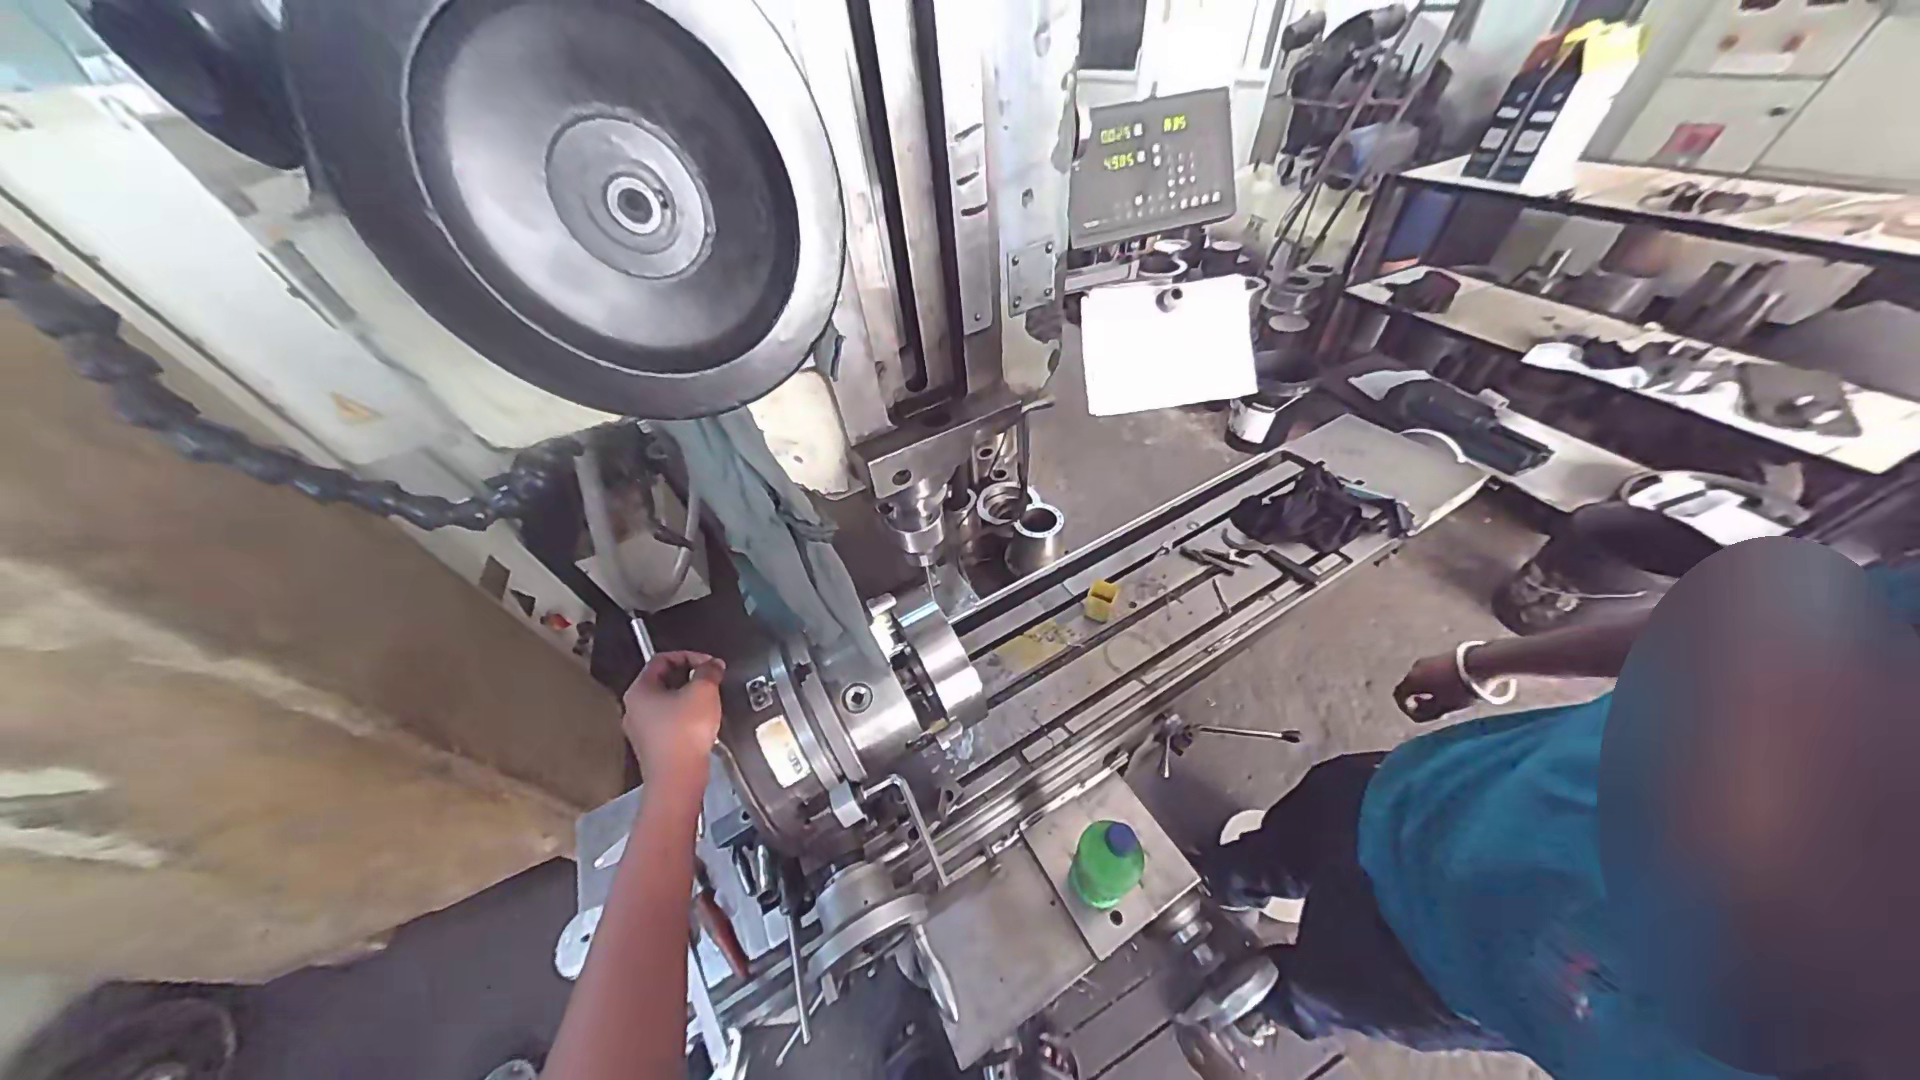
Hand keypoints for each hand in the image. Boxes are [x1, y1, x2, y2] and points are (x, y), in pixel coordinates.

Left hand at [622, 651, 726, 781]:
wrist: (678, 776)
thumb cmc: (684, 732)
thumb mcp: (703, 691)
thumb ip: (709, 671)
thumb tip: (713, 665)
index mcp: (639, 690)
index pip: (661, 659)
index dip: (688, 655)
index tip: (708, 662)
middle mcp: (634, 709)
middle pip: (663, 680)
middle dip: (690, 675)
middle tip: (711, 679)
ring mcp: (642, 729)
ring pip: (667, 701)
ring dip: (689, 695)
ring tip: (710, 699)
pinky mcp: (654, 745)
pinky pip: (670, 721)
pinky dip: (687, 715)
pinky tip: (703, 721)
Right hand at [1394, 652, 1473, 722]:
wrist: (1482, 662)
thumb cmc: (1461, 688)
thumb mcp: (1445, 706)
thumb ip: (1427, 712)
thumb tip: (1417, 713)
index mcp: (1412, 680)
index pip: (1399, 696)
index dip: (1405, 708)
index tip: (1418, 716)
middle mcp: (1414, 668)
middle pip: (1410, 686)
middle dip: (1418, 699)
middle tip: (1433, 709)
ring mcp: (1427, 660)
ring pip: (1421, 679)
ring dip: (1428, 690)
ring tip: (1445, 698)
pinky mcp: (1440, 656)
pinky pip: (1431, 672)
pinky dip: (1435, 682)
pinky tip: (1452, 687)